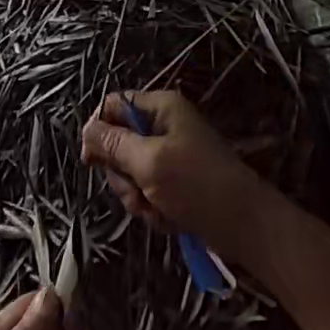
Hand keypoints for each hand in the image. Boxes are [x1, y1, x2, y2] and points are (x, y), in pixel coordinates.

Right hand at [79, 91, 274, 258]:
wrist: (244, 224)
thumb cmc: (197, 185)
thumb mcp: (150, 162)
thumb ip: (114, 145)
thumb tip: (86, 130)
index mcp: (161, 107)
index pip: (114, 105)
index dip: (99, 130)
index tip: (91, 161)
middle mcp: (164, 125)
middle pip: (119, 143)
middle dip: (123, 175)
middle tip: (138, 191)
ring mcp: (170, 155)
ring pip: (130, 173)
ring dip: (137, 196)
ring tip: (157, 208)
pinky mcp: (175, 182)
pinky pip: (147, 191)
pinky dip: (152, 208)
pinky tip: (168, 218)